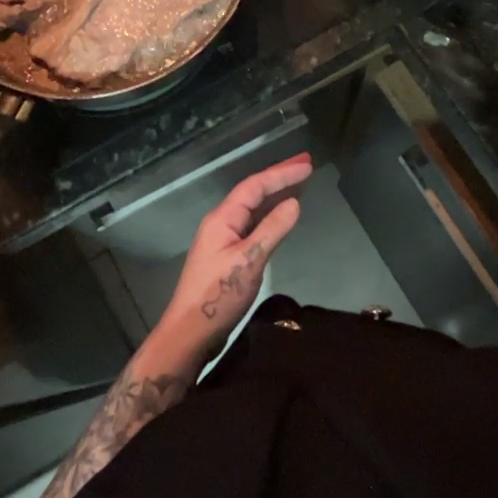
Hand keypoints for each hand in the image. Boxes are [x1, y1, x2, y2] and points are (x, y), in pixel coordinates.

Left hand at [157, 153, 310, 347]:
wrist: (190, 332)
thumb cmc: (218, 295)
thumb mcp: (249, 262)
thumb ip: (272, 230)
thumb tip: (294, 202)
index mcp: (222, 219)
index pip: (254, 187)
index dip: (281, 174)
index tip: (307, 165)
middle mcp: (221, 223)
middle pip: (252, 193)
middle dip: (278, 178)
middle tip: (306, 165)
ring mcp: (223, 240)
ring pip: (252, 209)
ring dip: (275, 195)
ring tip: (299, 184)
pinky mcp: (227, 257)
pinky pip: (252, 226)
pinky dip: (269, 216)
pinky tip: (281, 217)